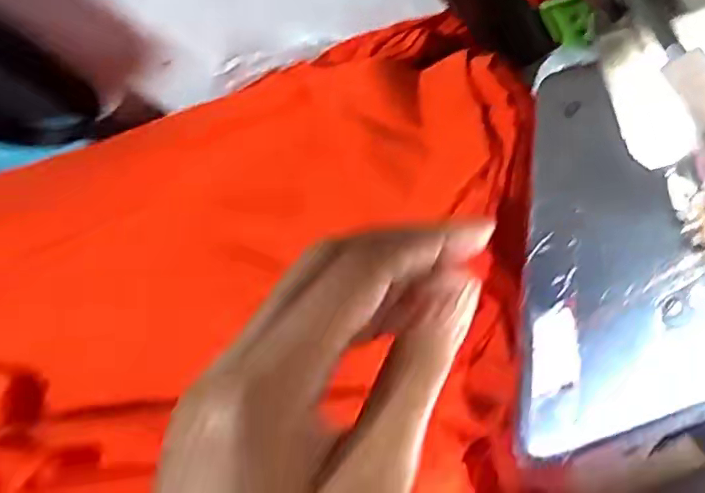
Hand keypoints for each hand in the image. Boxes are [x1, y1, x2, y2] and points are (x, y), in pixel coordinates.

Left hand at [156, 222, 492, 492]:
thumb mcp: (378, 471)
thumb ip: (420, 368)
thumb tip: (463, 283)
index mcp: (263, 382)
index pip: (356, 271)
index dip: (428, 241)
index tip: (486, 235)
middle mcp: (229, 366)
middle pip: (326, 262)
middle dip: (406, 244)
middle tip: (469, 249)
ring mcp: (218, 382)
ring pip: (310, 284)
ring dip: (385, 269)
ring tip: (448, 278)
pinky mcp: (223, 400)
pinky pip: (298, 319)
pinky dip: (358, 301)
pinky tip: (400, 315)